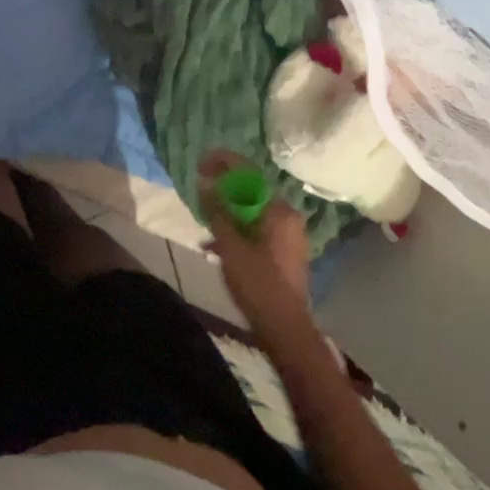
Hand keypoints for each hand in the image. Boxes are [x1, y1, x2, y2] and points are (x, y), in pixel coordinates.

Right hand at [200, 150, 312, 337]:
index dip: (224, 163)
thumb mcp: (230, 246)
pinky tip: (216, 247)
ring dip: (228, 214)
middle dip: (224, 191)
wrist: (284, 328)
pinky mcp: (285, 252)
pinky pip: (258, 230)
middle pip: (252, 192)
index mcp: (279, 211)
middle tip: (200, 192)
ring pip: (253, 213)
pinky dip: (238, 231)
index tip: (202, 161)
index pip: (250, 174)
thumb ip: (217, 212)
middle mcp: (288, 217)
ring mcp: (289, 236)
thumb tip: (205, 182)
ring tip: (204, 226)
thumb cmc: (257, 284)